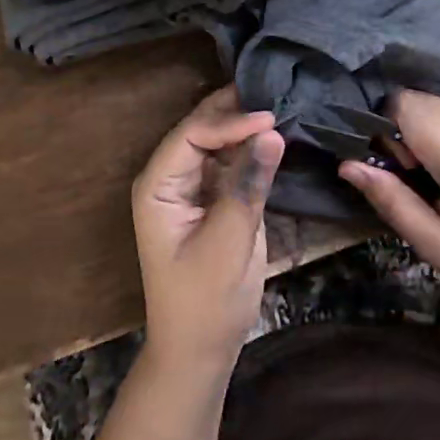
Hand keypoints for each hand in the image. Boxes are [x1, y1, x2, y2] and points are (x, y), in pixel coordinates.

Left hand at [131, 86, 284, 366]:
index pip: (191, 135)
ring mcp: (194, 185)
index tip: (270, 120)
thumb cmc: (204, 300)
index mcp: (158, 186)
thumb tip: (273, 132)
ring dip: (247, 124)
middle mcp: (172, 177)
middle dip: (235, 111)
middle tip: (276, 92)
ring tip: (282, 104)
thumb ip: (248, 185)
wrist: (202, 348)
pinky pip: (233, 159)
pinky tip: (278, 133)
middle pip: (202, 128)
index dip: (229, 123)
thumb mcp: (228, 243)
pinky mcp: (216, 196)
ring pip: (219, 139)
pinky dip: (254, 146)